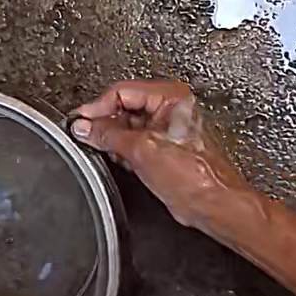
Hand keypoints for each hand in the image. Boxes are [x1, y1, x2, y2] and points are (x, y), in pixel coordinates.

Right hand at [71, 80, 255, 233]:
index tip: (81, 121)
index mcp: (170, 97)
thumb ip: (107, 135)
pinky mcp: (165, 147)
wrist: (214, 204)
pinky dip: (126, 150)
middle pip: (124, 107)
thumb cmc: (194, 176)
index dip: (98, 107)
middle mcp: (171, 108)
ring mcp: (168, 128)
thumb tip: (84, 127)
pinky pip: (136, 141)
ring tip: (113, 153)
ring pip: (128, 125)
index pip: (121, 92)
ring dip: (116, 139)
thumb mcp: (140, 150)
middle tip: (90, 137)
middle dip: (106, 124)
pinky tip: (126, 162)